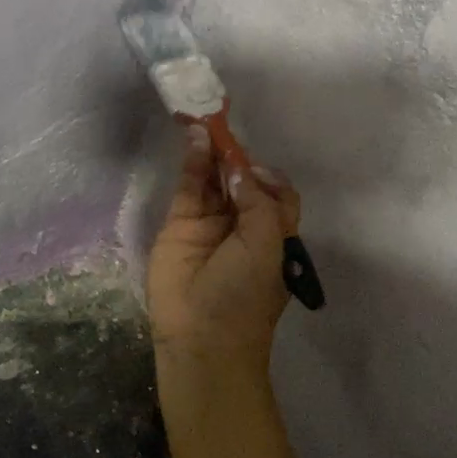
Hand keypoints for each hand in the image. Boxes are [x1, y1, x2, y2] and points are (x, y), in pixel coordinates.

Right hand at [146, 124, 301, 370]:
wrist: (202, 335)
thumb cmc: (245, 296)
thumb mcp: (267, 248)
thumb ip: (256, 203)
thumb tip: (237, 170)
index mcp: (275, 235)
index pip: (275, 192)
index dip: (263, 171)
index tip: (248, 154)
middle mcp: (244, 224)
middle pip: (241, 180)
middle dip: (234, 154)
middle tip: (220, 123)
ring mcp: (211, 223)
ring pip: (213, 178)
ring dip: (211, 152)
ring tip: (202, 123)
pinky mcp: (181, 222)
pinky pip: (190, 186)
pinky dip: (192, 163)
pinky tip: (193, 140)